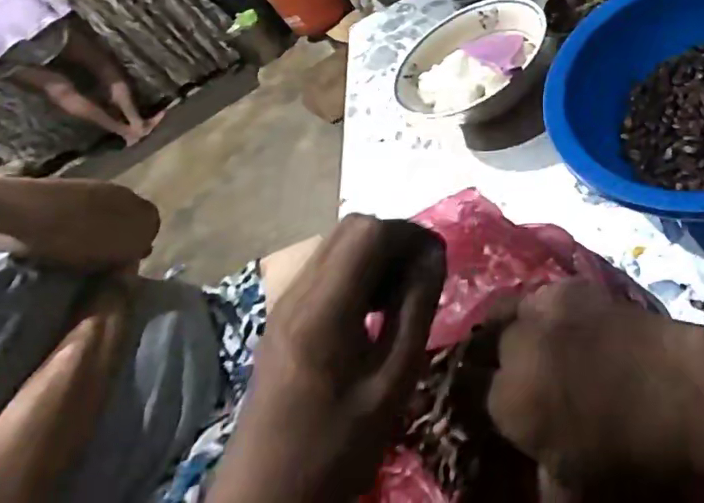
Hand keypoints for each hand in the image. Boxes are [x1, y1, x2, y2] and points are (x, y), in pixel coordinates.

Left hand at [213, 214, 445, 502]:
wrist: (264, 500)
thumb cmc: (334, 449)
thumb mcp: (391, 384)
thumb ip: (415, 311)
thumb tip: (434, 256)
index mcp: (322, 309)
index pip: (369, 231)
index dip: (411, 235)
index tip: (438, 263)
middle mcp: (297, 293)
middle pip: (352, 228)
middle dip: (396, 239)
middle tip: (423, 276)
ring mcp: (284, 304)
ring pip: (339, 243)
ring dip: (377, 254)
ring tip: (402, 294)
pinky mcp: (282, 318)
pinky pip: (327, 268)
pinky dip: (358, 271)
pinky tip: (374, 310)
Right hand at [487, 281, 703, 489]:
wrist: (687, 392)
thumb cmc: (631, 451)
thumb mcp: (570, 486)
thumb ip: (534, 470)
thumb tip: (526, 459)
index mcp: (510, 396)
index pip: (473, 394)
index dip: (486, 404)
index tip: (500, 411)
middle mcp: (519, 341)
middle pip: (491, 345)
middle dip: (500, 361)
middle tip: (520, 379)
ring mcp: (548, 304)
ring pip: (511, 311)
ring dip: (516, 328)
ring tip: (535, 348)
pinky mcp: (577, 285)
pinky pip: (544, 295)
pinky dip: (545, 310)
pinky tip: (563, 328)